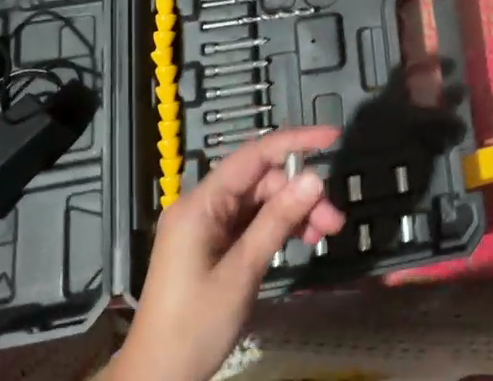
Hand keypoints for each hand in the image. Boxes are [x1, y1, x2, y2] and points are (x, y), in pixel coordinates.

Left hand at [112, 127, 346, 380]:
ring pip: (262, 202)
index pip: (253, 156)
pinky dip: (281, 228)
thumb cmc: (194, 326)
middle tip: (334, 220)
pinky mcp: (215, 246)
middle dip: (301, 193)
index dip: (294, 142)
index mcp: (199, 205)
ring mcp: (208, 227)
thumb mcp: (241, 272)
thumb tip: (314, 178)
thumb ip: (277, 221)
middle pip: (262, 181)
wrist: (157, 379)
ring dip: (296, 212)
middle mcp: (203, 207)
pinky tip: (302, 240)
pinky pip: (254, 222)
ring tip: (324, 235)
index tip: (332, 136)